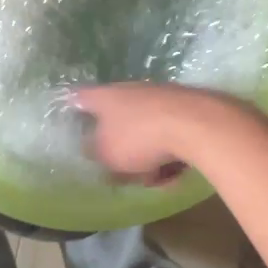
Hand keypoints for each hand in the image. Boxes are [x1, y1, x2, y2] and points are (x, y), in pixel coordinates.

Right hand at [70, 83, 241, 181]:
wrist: (197, 126)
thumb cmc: (139, 139)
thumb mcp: (107, 156)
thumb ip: (95, 155)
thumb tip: (93, 151)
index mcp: (106, 98)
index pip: (81, 97)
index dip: (73, 104)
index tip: (70, 108)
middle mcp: (133, 91)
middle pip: (119, 120)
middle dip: (121, 147)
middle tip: (123, 170)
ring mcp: (163, 96)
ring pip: (147, 132)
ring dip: (149, 156)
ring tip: (156, 177)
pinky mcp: (189, 108)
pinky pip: (171, 136)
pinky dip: (171, 154)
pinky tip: (177, 171)